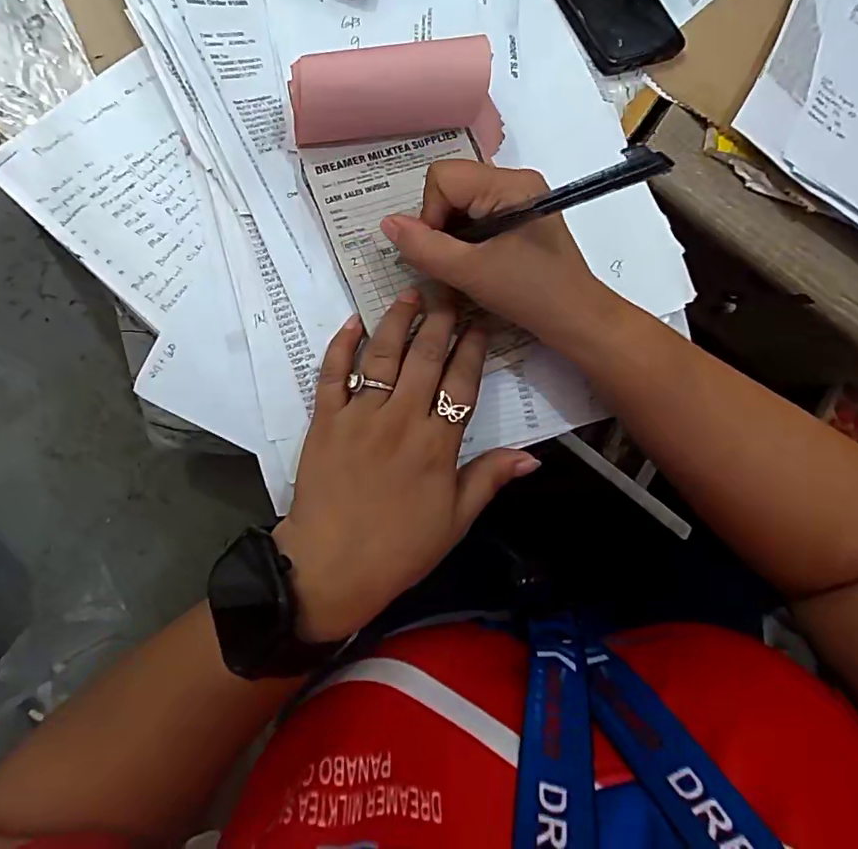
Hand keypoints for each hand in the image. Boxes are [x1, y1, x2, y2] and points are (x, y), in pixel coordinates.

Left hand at [275, 288, 539, 642]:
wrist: (331, 566)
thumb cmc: (398, 548)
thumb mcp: (454, 521)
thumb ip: (489, 480)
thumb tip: (531, 456)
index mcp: (437, 445)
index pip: (462, 383)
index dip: (473, 348)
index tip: (480, 320)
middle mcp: (401, 420)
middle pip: (425, 359)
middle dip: (441, 320)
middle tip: (450, 290)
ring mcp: (360, 417)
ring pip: (382, 357)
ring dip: (397, 322)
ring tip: (410, 294)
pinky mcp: (326, 421)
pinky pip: (332, 375)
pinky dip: (342, 346)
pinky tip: (353, 322)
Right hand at [379, 160, 621, 347]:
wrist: (576, 318)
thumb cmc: (530, 293)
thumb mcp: (470, 273)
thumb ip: (424, 247)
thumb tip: (388, 223)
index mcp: (509, 184)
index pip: (442, 178)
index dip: (430, 214)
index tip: (442, 252)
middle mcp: (515, 180)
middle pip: (450, 186)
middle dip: (441, 225)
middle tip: (455, 261)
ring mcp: (519, 196)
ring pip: (459, 202)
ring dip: (452, 234)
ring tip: (467, 264)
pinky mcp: (519, 214)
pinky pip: (475, 214)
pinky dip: (465, 238)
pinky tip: (476, 262)